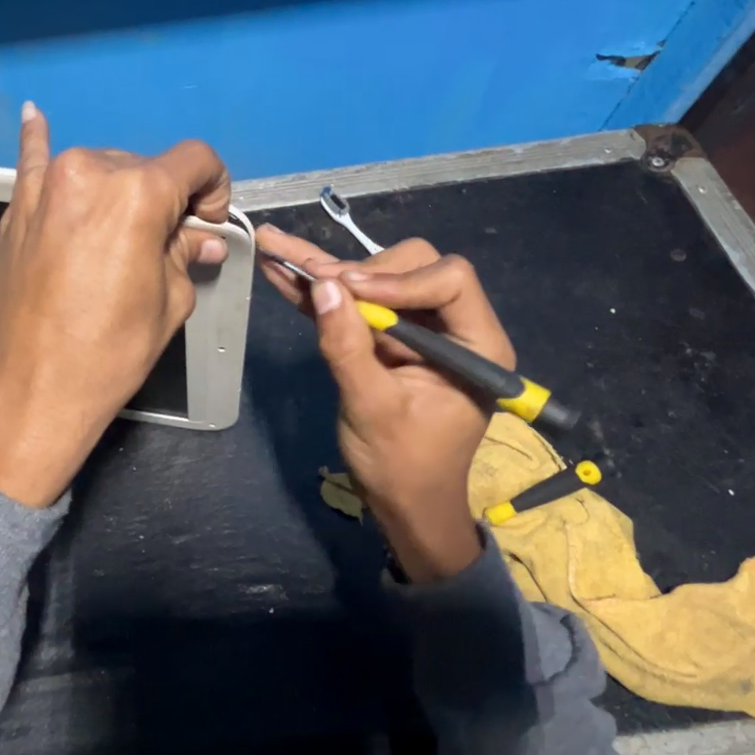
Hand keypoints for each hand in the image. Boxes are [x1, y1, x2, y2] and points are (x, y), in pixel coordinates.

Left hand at [0, 103, 232, 507]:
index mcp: (137, 192)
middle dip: (166, 197)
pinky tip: (33, 116)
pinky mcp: (16, 208)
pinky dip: (37, 138)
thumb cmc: (109, 354)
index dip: (214, 188)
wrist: (27, 393)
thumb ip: (186, 253)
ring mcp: (45, 186)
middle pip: (147, 165)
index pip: (196, 159)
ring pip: (102, 167)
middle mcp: (89, 171)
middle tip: (165, 244)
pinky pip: (31, 159)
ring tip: (119, 235)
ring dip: (120, 189)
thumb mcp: (168, 304)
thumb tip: (202, 236)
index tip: (208, 221)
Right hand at [256, 225, 515, 580]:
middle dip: (363, 272)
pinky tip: (281, 266)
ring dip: (330, 271)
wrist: (403, 503)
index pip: (450, 281)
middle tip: (317, 284)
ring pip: (379, 275)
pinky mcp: (386, 337)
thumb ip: (349, 348)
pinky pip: (355, 303)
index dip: (399, 278)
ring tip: (278, 251)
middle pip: (414, 267)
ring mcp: (418, 329)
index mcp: (476, 345)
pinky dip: (320, 290)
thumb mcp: (373, 410)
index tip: (349, 291)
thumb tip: (323, 286)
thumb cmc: (403, 466)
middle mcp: (453, 326)